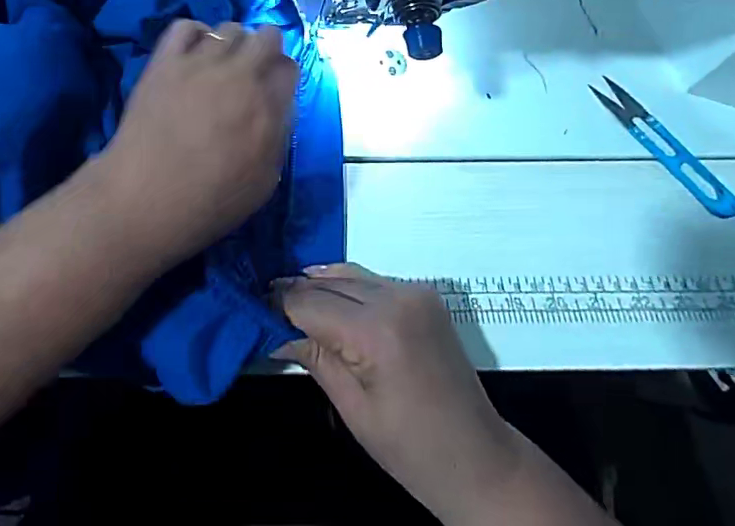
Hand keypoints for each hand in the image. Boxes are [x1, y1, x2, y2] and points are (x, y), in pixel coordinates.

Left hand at [90, 20, 297, 264]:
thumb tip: (277, 107)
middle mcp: (239, 76)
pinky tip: (193, 52)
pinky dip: (196, 33)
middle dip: (266, 49)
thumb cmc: (208, 202)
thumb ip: (278, 136)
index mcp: (268, 108)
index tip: (273, 89)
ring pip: (230, 28)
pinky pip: (186, 26)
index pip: (289, 68)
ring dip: (233, 43)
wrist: (144, 198)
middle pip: (268, 36)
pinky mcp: (165, 61)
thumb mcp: (265, 181)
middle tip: (252, 71)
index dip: (282, 77)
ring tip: (221, 63)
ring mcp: (200, 63)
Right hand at [276, 264, 523, 524]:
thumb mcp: (353, 409)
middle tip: (263, 301)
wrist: (482, 460)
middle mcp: (397, 298)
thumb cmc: (412, 449)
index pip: (310, 303)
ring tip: (287, 296)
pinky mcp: (424, 293)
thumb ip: (314, 358)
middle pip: (328, 283)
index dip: (278, 304)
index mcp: (378, 331)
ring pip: (348, 274)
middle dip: (295, 292)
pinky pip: (372, 279)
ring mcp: (414, 291)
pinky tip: (327, 297)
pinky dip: (346, 286)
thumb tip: (272, 332)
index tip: (252, 306)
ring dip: (318, 284)